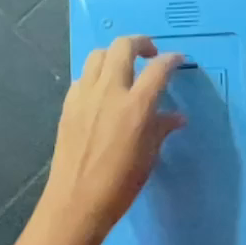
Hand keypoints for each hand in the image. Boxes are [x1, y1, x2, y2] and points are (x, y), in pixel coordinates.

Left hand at [34, 36, 185, 244]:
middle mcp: (110, 91)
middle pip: (123, 46)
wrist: (76, 201)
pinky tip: (102, 91)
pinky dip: (96, 75)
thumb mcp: (149, 156)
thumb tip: (176, 117)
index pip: (158, 68)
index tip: (177, 60)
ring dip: (115, 54)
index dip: (171, 59)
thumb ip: (161, 128)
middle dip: (141, 43)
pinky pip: (83, 76)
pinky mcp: (68, 103)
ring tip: (124, 68)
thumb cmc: (120, 184)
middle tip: (150, 54)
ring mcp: (85, 94)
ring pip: (99, 54)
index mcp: (136, 105)